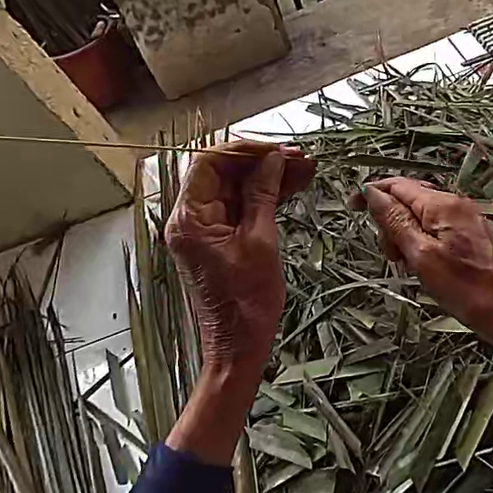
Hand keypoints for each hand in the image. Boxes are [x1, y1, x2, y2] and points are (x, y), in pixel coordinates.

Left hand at [163, 141, 312, 463]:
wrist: (240, 343)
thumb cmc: (248, 300)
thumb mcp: (260, 240)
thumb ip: (263, 193)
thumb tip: (273, 159)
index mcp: (189, 218)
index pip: (208, 163)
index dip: (243, 150)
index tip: (277, 149)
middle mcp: (189, 219)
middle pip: (222, 173)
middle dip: (260, 161)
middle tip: (298, 158)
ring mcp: (203, 228)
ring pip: (234, 188)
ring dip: (266, 176)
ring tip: (304, 168)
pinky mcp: (218, 238)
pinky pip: (239, 206)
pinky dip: (262, 195)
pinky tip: (291, 186)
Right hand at [355, 177, 492, 347]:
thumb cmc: (468, 289)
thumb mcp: (422, 257)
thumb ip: (395, 222)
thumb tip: (371, 193)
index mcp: (442, 204)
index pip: (397, 185)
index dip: (370, 193)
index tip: (350, 208)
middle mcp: (453, 203)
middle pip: (406, 197)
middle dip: (388, 220)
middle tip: (390, 255)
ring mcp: (463, 218)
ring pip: (418, 214)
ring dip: (402, 234)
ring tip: (405, 264)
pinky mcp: (468, 234)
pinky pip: (432, 227)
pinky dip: (418, 242)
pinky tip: (419, 264)